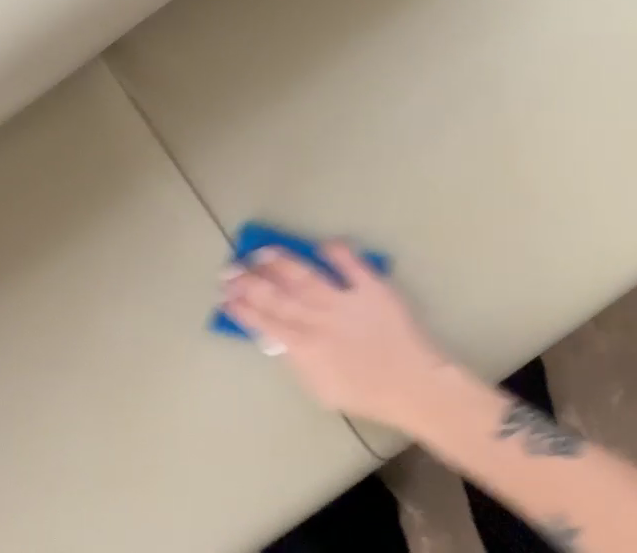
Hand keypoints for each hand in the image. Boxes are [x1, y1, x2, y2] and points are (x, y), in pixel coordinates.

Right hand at [221, 242, 459, 429]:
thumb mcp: (319, 388)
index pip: (264, 321)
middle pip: (277, 295)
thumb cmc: (365, 392)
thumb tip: (277, 338)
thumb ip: (297, 359)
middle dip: (249, 282)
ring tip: (261, 252)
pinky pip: (351, 263)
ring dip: (280, 263)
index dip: (242, 307)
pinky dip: (336, 251)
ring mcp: (345, 299)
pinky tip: (321, 243)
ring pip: (304, 276)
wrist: (410, 382)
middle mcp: (318, 319)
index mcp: (304, 347)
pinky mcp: (372, 286)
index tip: (225, 295)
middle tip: (229, 269)